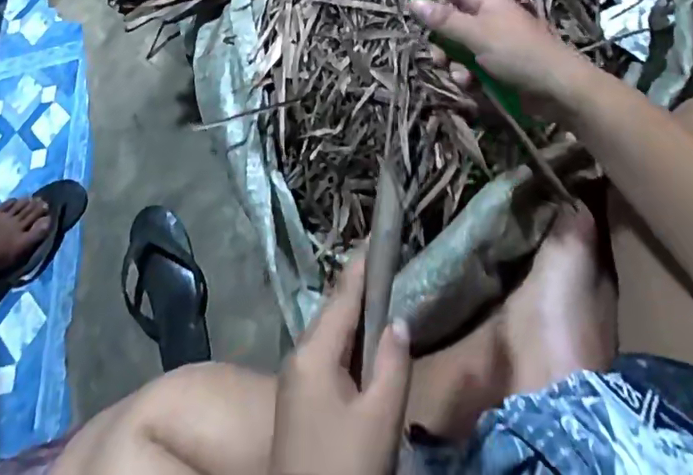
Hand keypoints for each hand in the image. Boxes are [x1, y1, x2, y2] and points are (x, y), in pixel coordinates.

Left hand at [271, 251, 411, 474]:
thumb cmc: (344, 465)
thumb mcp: (379, 418)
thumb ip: (391, 364)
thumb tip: (398, 320)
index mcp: (314, 353)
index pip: (341, 298)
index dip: (358, 268)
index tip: (373, 239)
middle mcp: (298, 356)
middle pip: (332, 312)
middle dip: (355, 287)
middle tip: (382, 263)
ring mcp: (295, 378)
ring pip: (328, 334)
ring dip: (351, 314)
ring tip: (378, 292)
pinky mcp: (299, 398)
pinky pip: (325, 354)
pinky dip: (345, 340)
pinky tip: (363, 343)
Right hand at [404, 0, 588, 97]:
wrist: (560, 90)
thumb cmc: (519, 53)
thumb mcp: (477, 34)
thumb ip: (444, 19)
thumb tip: (415, 1)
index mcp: (484, 0)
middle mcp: (485, 17)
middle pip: (446, 21)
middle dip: (438, 40)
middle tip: (436, 53)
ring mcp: (491, 43)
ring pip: (454, 48)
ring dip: (452, 63)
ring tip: (462, 76)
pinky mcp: (495, 66)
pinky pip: (467, 67)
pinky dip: (467, 77)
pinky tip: (474, 86)